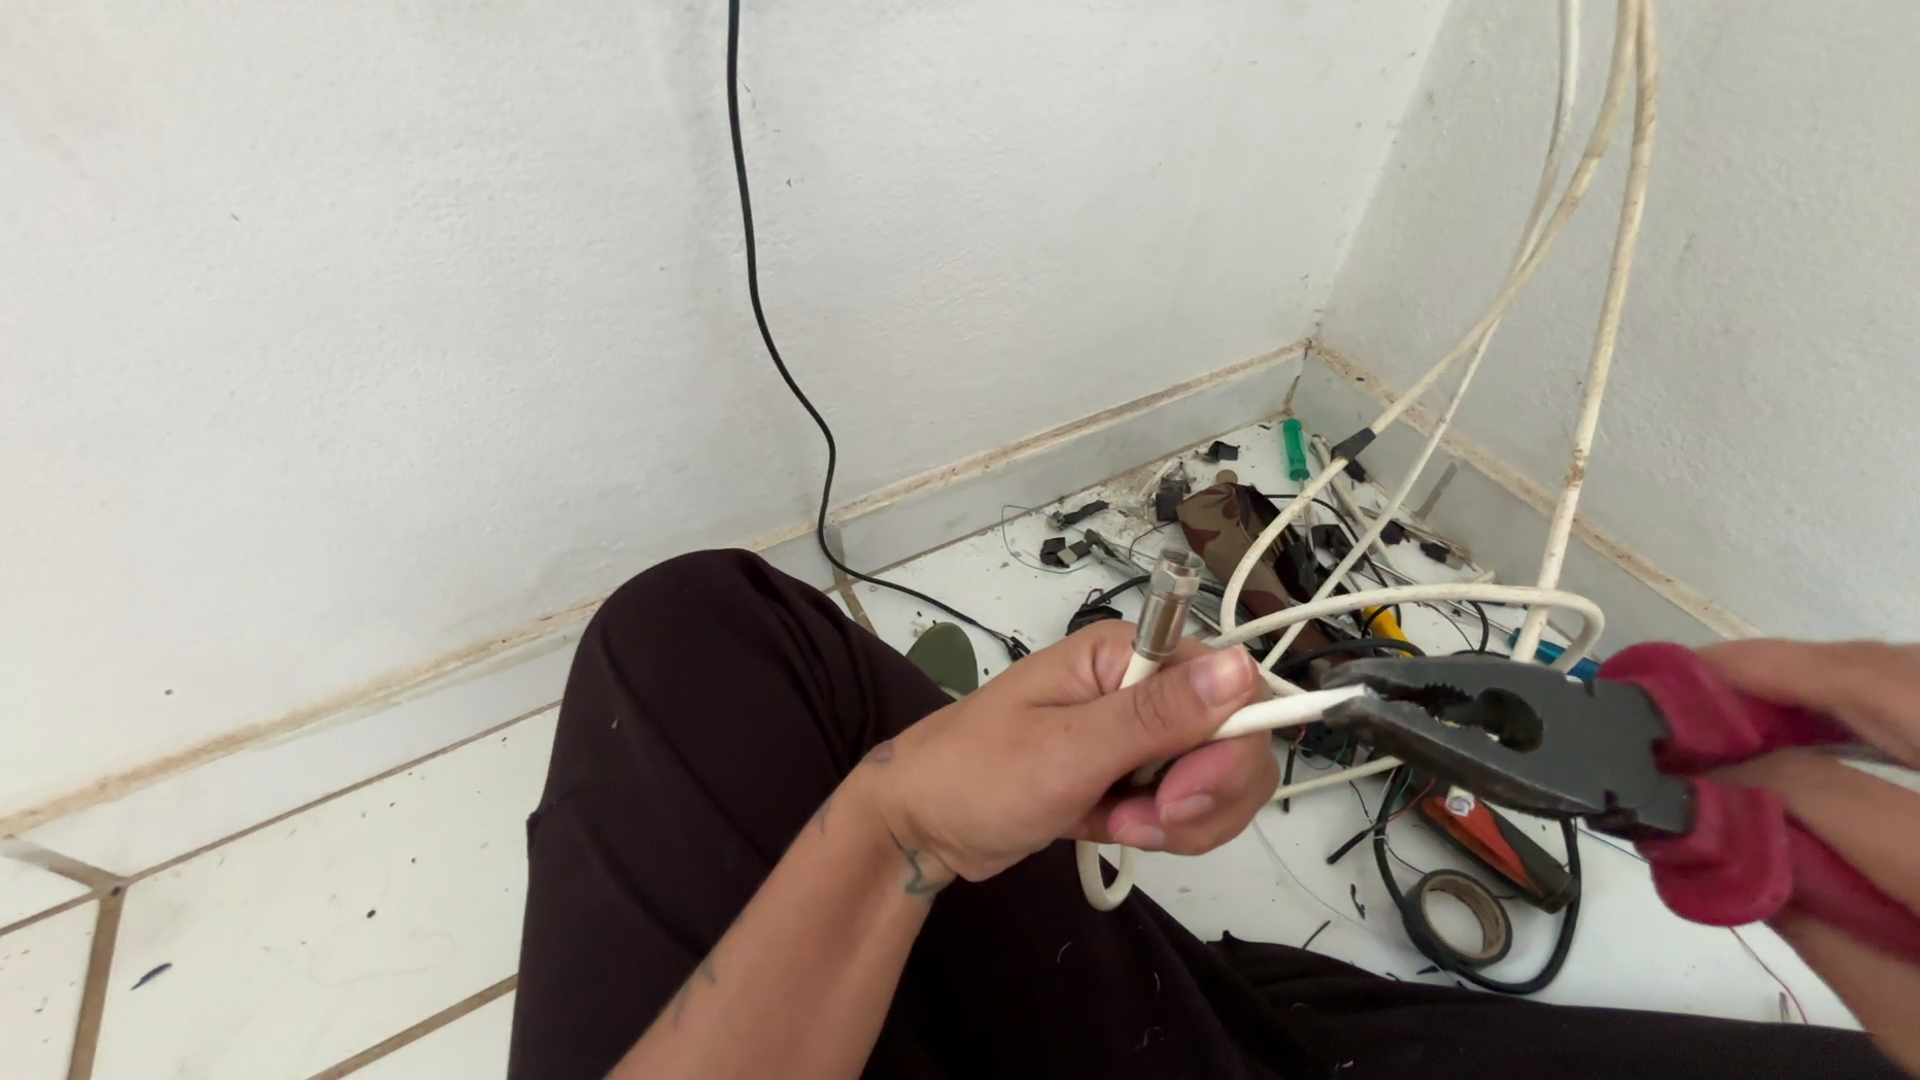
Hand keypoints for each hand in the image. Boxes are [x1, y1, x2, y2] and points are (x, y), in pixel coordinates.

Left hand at [865, 621, 1274, 886]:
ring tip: (1114, 825)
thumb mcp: (1069, 748)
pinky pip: (1182, 802)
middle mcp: (1141, 682)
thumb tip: (1243, 665)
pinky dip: (1159, 828)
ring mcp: (1136, 730)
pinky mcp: (1129, 771)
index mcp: (1126, 654)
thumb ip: (1157, 714)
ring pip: (1213, 777)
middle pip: (1232, 737)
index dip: (1226, 749)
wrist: (925, 823)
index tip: (1179, 800)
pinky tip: (1109, 827)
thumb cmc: (981, 775)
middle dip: (1202, 796)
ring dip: (1178, 820)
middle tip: (1140, 824)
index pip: (1231, 688)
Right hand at [1697, 640, 1919, 1074]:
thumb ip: (1803, 917)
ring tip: (1748, 698)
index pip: (1822, 789)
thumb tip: (1703, 826)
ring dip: (1826, 672)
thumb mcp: (1917, 1028)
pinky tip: (1839, 711)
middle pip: (1894, 687)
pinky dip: (1885, 684)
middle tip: (1676, 683)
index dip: (1724, 777)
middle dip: (1764, 670)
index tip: (1662, 783)